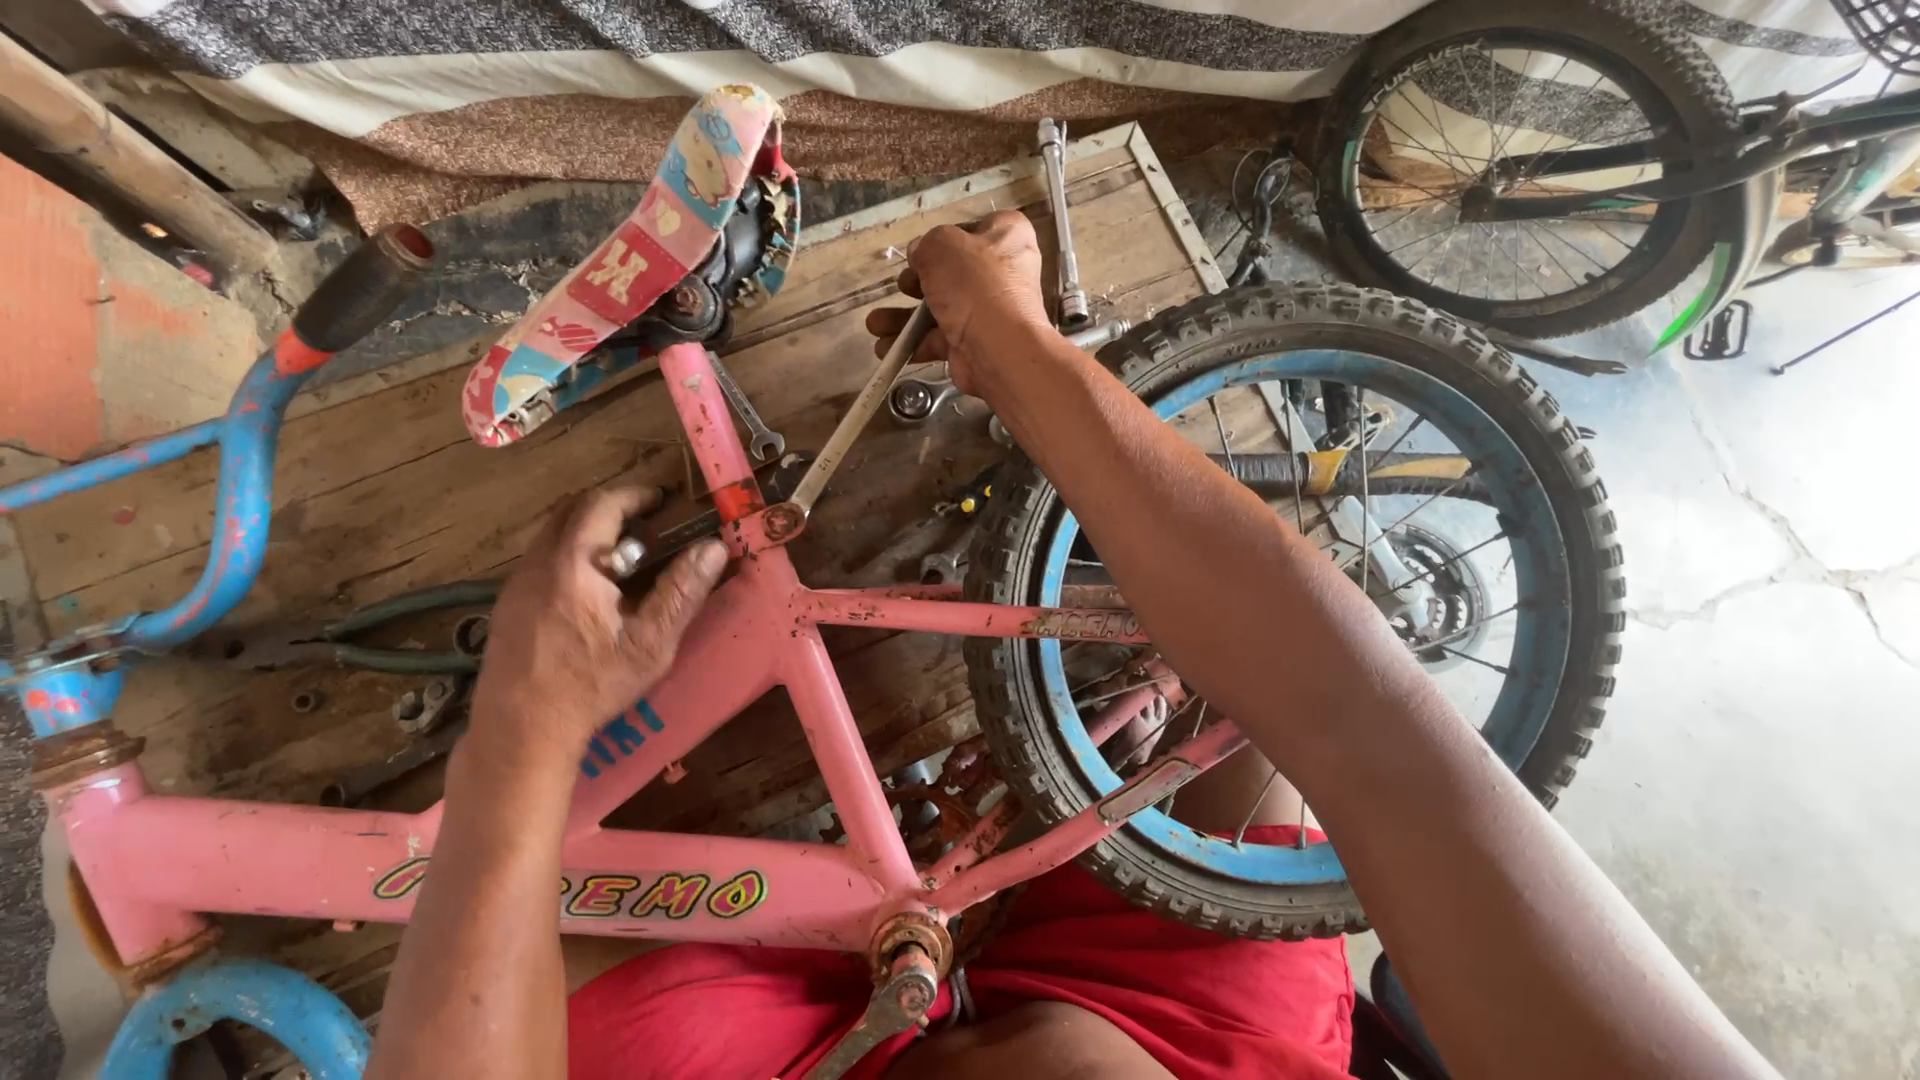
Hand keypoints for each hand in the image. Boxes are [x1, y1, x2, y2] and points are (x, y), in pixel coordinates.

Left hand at [469, 486, 727, 760]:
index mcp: (573, 564)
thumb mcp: (649, 644)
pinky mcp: (506, 604)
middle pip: (570, 509)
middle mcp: (537, 563)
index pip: (601, 504)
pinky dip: (570, 553)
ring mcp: (515, 583)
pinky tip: (591, 590)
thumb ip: (681, 592)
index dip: (635, 494)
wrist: (520, 730)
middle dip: (610, 506)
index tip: (663, 500)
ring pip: (551, 533)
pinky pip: (540, 558)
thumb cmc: (591, 686)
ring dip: (588, 530)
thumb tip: (713, 547)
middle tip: (646, 523)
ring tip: (624, 556)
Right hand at [863, 211, 1051, 395]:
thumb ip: (926, 244)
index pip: (972, 230)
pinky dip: (911, 344)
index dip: (944, 239)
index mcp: (1006, 237)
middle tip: (904, 286)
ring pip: (938, 310)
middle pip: (950, 273)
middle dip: (917, 282)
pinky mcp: (972, 343)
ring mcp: (986, 312)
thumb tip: (919, 255)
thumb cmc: (975, 286)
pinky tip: (886, 347)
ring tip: (876, 324)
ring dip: (902, 318)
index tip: (923, 251)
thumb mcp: (943, 246)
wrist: (999, 350)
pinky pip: (936, 340)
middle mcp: (1001, 274)